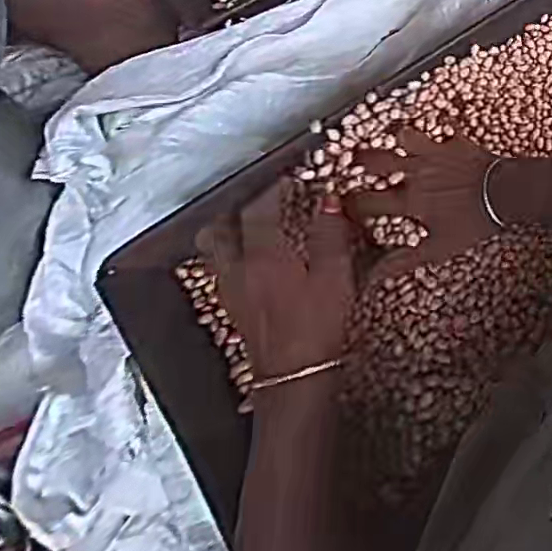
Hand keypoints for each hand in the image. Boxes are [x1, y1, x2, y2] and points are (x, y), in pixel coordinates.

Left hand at [197, 181, 354, 383]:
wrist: (296, 374)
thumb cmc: (319, 323)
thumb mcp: (336, 274)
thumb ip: (331, 233)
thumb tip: (329, 199)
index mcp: (264, 256)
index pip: (260, 209)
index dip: (275, 188)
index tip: (293, 176)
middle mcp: (238, 269)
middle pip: (221, 227)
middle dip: (239, 206)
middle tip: (265, 196)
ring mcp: (230, 289)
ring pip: (215, 249)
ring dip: (230, 229)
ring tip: (255, 222)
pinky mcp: (233, 306)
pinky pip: (223, 268)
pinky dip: (235, 252)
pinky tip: (258, 256)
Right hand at [345, 133, 502, 272]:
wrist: (506, 193)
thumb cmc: (474, 222)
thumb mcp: (439, 247)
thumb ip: (405, 260)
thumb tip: (373, 277)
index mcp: (410, 201)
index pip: (368, 202)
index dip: (350, 203)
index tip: (340, 202)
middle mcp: (417, 174)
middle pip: (376, 162)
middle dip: (359, 161)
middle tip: (352, 160)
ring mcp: (437, 154)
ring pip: (405, 137)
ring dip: (397, 138)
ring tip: (391, 139)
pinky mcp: (458, 142)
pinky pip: (444, 127)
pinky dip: (438, 126)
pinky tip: (435, 123)